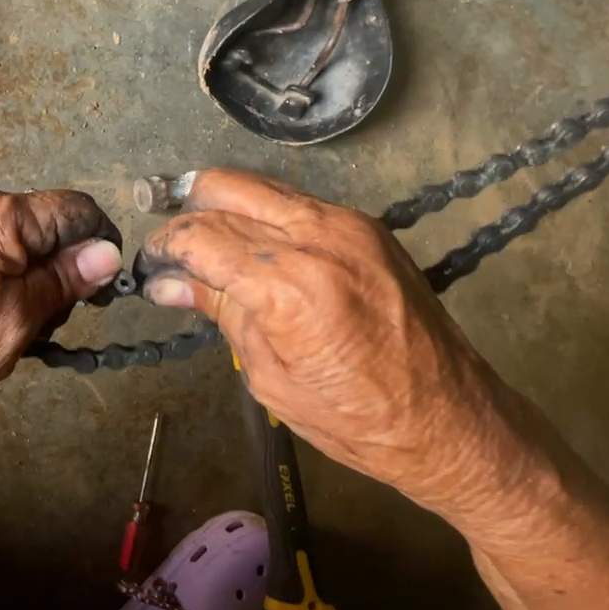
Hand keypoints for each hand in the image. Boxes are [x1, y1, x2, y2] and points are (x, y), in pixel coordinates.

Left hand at [0, 183, 123, 421]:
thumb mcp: (18, 321)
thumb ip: (64, 280)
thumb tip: (106, 252)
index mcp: (0, 214)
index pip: (74, 209)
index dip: (99, 246)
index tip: (101, 291)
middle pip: (42, 226)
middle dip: (56, 272)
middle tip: (43, 325)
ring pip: (12, 241)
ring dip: (25, 282)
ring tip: (5, 331)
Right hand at [138, 170, 524, 511]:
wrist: (458, 425)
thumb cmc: (355, 419)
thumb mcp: (268, 375)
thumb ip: (219, 312)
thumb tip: (164, 284)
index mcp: (287, 285)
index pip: (199, 235)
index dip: (163, 246)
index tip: (150, 266)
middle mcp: (316, 238)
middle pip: (221, 190)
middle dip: (184, 214)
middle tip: (172, 250)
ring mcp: (346, 225)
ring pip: (256, 185)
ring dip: (220, 205)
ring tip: (205, 242)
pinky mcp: (367, 226)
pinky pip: (293, 200)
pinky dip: (259, 212)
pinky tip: (252, 245)